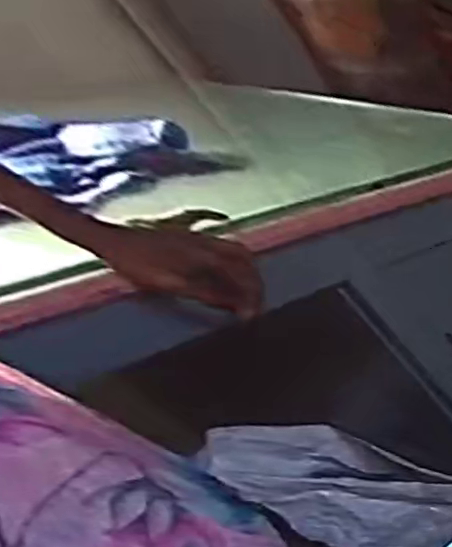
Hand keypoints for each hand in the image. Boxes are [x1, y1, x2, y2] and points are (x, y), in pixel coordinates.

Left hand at [87, 223, 262, 317]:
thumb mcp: (174, 285)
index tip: (250, 317)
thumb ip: (212, 296)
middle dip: (255, 286)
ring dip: (247, 267)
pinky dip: (226, 236)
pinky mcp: (185, 232)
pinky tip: (225, 231)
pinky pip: (212, 229)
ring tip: (246, 282)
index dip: (253, 302)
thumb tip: (243, 310)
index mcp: (212, 259)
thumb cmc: (134, 263)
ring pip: (237, 251)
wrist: (100, 237)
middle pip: (248, 267)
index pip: (247, 283)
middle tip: (251, 302)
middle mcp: (211, 246)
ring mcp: (198, 237)